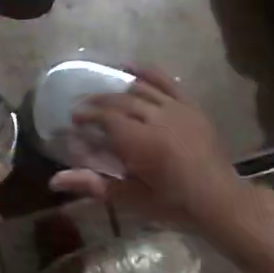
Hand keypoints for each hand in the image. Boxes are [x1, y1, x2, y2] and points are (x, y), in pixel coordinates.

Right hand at [47, 66, 250, 228]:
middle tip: (83, 108)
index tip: (74, 119)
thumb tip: (55, 181)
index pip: (107, 117)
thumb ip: (93, 184)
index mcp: (141, 142)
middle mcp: (158, 118)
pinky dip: (147, 73)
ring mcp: (177, 110)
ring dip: (118, 88)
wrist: (219, 200)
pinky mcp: (191, 107)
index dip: (88, 115)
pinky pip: (167, 83)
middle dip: (99, 101)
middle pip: (121, 100)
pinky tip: (131, 68)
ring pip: (141, 89)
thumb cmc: (172, 204)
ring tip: (103, 94)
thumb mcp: (130, 197)